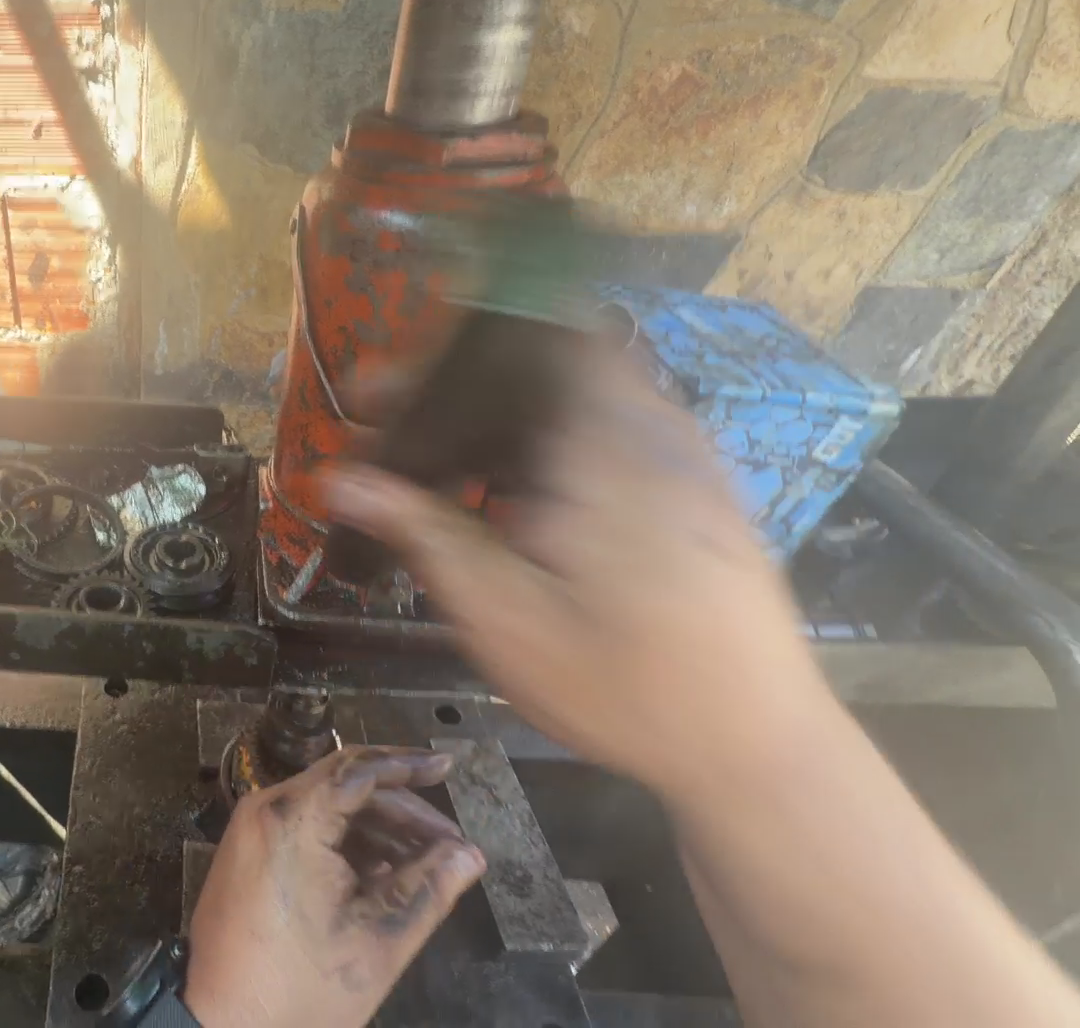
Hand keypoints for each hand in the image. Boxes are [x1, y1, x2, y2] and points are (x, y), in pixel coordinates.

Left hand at [184, 747, 484, 1027]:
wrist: (220, 1024)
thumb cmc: (299, 987)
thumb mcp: (375, 943)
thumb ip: (426, 890)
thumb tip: (470, 856)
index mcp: (291, 818)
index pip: (357, 769)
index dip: (407, 764)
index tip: (448, 765)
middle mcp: (265, 807)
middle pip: (344, 786)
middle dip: (401, 810)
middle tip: (449, 844)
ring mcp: (252, 826)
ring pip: (326, 806)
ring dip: (377, 828)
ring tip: (426, 864)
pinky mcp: (250, 847)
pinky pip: (306, 825)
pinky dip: (346, 842)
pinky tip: (384, 872)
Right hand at [321, 352, 838, 800]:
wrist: (759, 754)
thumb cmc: (620, 686)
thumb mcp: (502, 618)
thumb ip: (424, 534)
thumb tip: (338, 480)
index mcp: (604, 451)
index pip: (530, 345)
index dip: (450, 358)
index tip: (385, 392)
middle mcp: (654, 437)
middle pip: (543, 371)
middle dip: (457, 397)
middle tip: (390, 437)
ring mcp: (686, 464)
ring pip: (575, 405)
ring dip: (500, 424)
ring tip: (438, 469)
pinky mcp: (697, 495)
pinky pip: (607, 436)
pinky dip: (546, 448)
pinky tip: (512, 501)